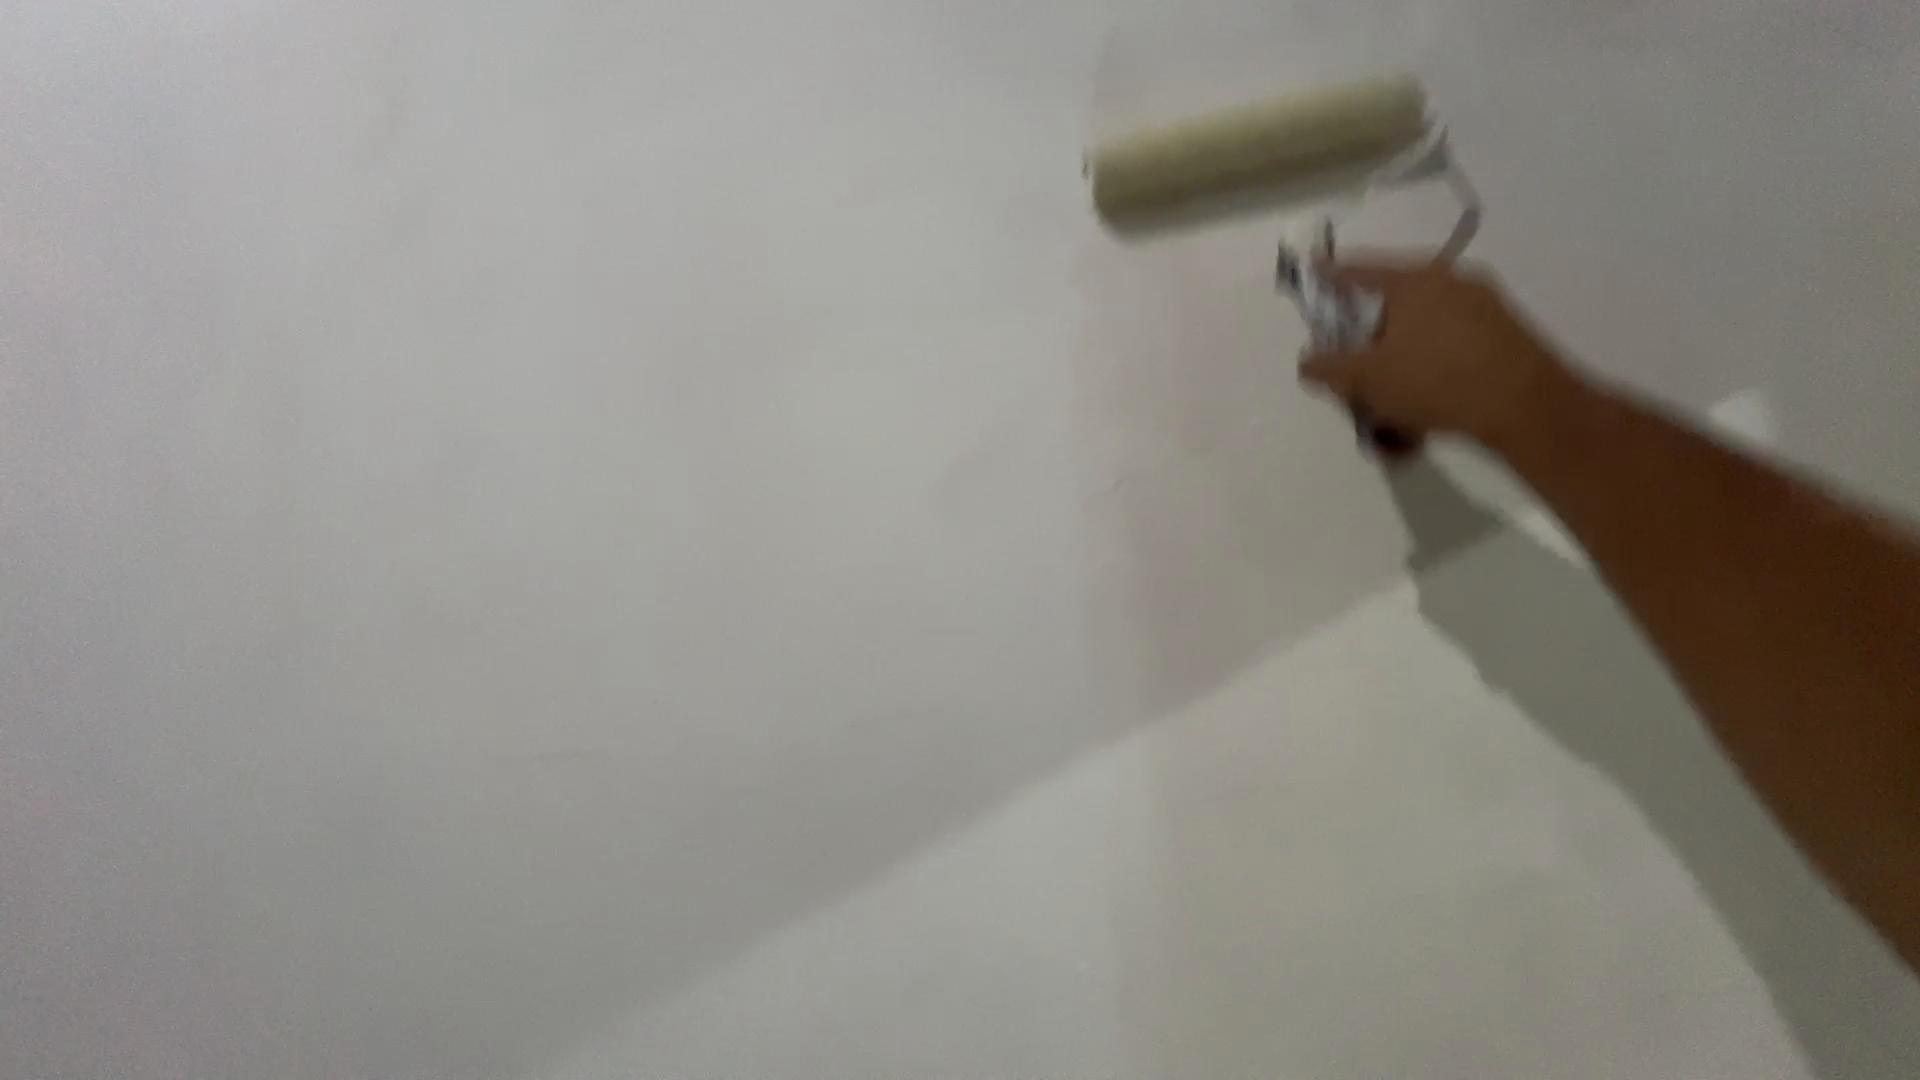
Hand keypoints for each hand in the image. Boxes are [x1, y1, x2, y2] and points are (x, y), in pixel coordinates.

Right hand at [1297, 256, 1570, 449]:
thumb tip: (1307, 360)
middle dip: (1365, 342)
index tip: (1313, 269)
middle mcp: (1450, 282)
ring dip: (1395, 369)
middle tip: (1350, 374)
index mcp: (1414, 281)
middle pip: (1390, 306)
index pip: (1360, 269)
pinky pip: (1447, 350)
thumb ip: (1328, 367)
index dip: (1331, 273)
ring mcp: (1482, 307)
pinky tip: (1419, 421)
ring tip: (1385, 416)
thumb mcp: (1366, 379)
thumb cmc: (1435, 381)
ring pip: (1419, 334)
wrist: (1527, 407)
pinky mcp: (1502, 335)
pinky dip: (1425, 376)